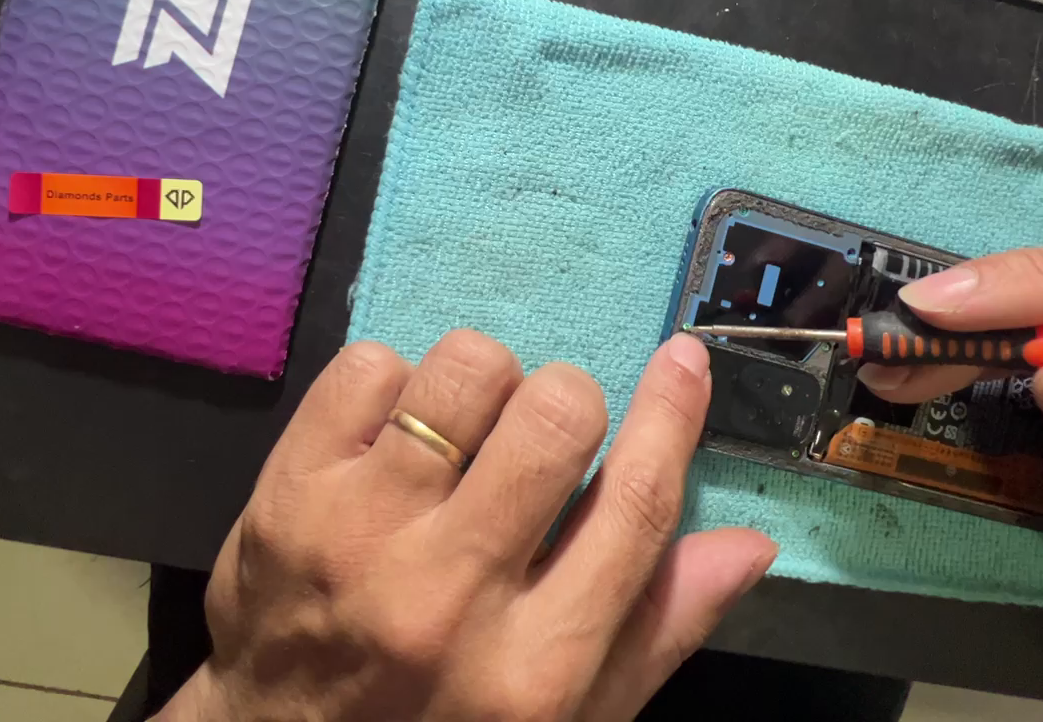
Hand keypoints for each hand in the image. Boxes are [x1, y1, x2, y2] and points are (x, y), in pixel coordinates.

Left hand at [160, 330, 776, 721]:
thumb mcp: (563, 716)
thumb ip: (657, 626)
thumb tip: (751, 544)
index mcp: (538, 666)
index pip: (634, 506)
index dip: (671, 415)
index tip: (683, 356)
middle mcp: (451, 593)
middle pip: (553, 415)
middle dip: (560, 401)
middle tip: (529, 436)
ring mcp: (361, 534)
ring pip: (465, 368)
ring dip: (478, 383)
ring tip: (455, 435)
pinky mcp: (291, 489)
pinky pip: (372, 365)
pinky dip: (392, 381)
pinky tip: (385, 436)